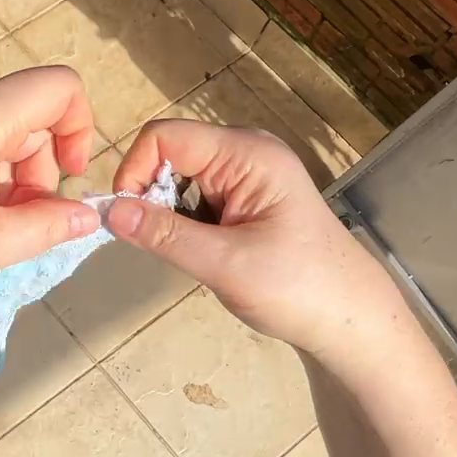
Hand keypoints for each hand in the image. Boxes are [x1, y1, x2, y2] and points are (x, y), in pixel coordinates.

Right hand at [104, 120, 402, 357]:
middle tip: (157, 242)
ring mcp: (245, 178)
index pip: (166, 137)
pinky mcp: (243, 202)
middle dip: (149, 195)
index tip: (126, 218)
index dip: (135, 170)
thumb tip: (109, 212)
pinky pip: (194, 200)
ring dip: (167, 214)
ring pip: (178, 181)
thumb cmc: (296, 288)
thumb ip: (164, 235)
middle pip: (170, 155)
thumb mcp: (223, 263)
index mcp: (247, 155)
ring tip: (189, 252)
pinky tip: (201, 253)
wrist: (347, 319)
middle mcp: (245, 155)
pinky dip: (183, 225)